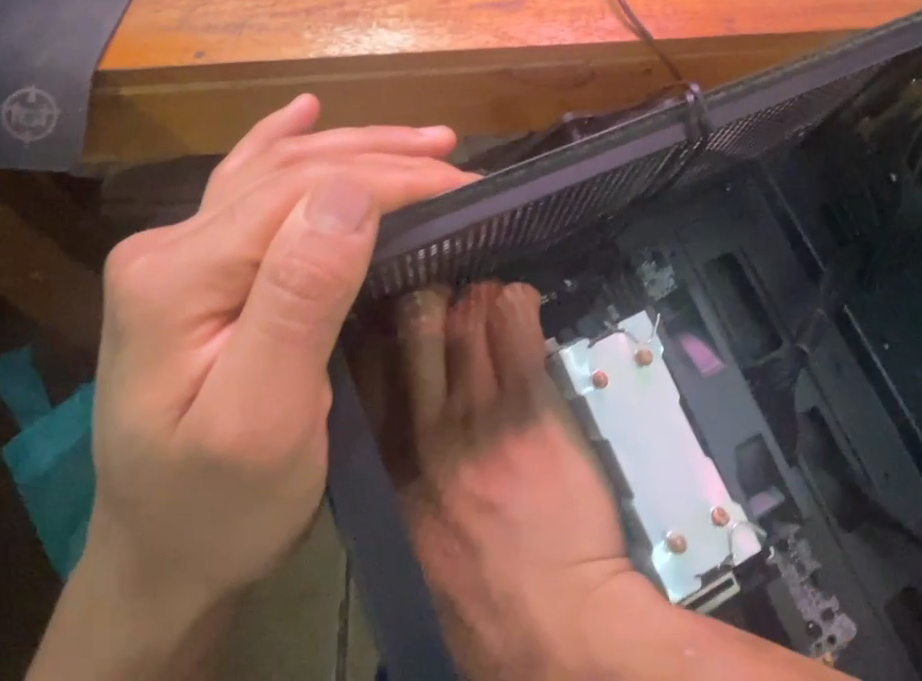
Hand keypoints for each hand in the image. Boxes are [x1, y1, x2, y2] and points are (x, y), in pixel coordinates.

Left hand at [85, 94, 476, 602]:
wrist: (160, 557)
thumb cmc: (221, 504)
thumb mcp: (264, 417)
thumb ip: (298, 298)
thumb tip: (349, 194)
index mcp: (180, 276)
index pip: (302, 193)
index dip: (390, 179)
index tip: (466, 185)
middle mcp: (167, 247)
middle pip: (288, 171)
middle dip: (381, 158)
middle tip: (460, 161)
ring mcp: (172, 257)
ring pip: (273, 171)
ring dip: (352, 148)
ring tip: (423, 139)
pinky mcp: (188, 273)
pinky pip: (242, 188)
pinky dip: (283, 144)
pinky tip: (305, 112)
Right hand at [360, 282, 651, 677]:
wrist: (558, 629)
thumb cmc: (481, 594)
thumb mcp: (410, 540)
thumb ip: (397, 476)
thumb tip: (392, 422)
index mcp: (386, 470)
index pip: (363, 376)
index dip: (375, 332)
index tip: (386, 311)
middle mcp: (424, 436)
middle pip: (409, 334)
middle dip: (422, 299)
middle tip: (440, 291)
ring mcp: (480, 420)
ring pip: (463, 325)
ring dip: (472, 298)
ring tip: (481, 292)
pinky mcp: (535, 414)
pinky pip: (519, 338)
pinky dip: (517, 307)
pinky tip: (518, 299)